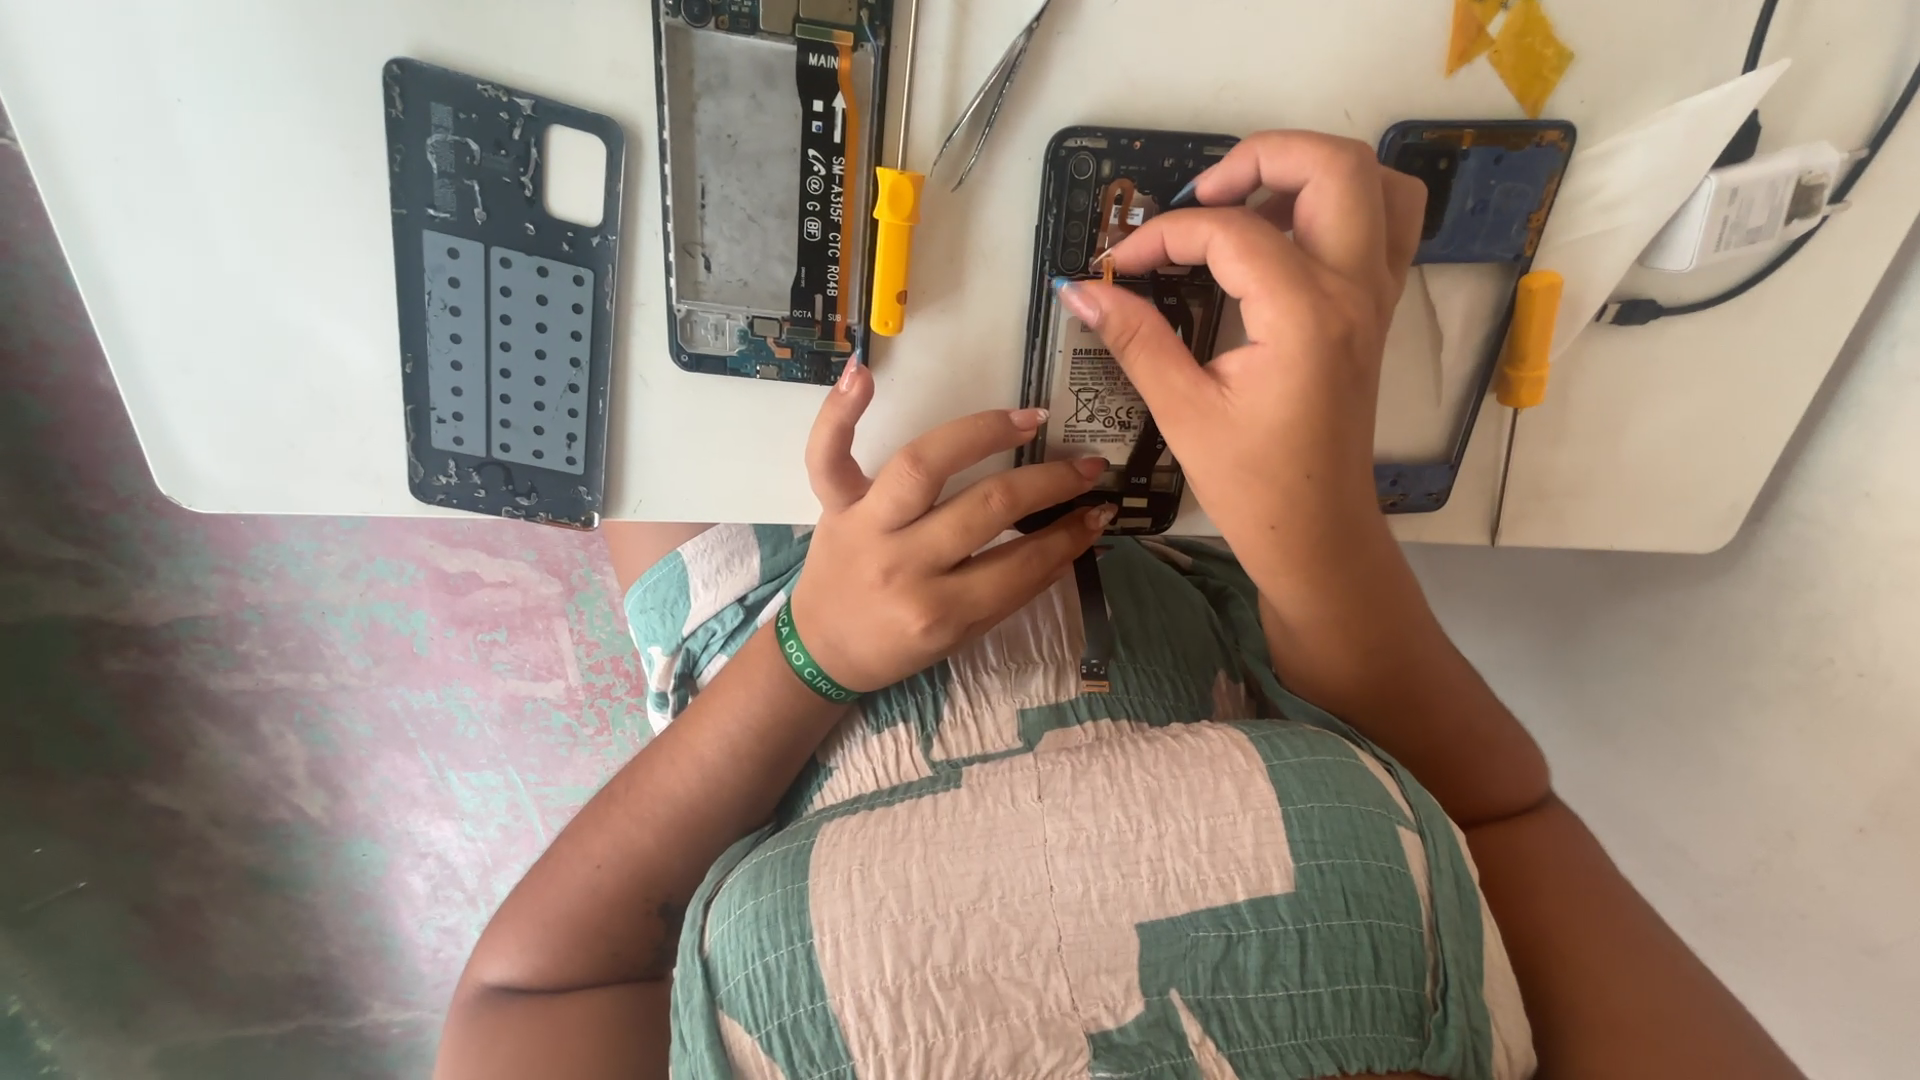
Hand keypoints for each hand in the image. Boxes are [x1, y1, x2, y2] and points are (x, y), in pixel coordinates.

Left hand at [788, 364, 1115, 692]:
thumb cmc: (898, 647)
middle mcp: (902, 564)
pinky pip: (826, 456)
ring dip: (982, 434)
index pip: (1020, 564)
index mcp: (938, 610)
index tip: (1099, 510)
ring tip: (1027, 419)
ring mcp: (864, 527)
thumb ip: (1011, 590)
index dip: (1068, 535)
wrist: (822, 652)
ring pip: (923, 466)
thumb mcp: (962, 635)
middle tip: (1087, 466)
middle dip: (1048, 482)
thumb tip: (1069, 543)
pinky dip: (838, 414)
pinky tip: (862, 373)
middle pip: (985, 507)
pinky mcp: (831, 506)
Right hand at [1055, 131, 1424, 581]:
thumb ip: (1135, 339)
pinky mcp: (1375, 312)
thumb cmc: (1251, 484)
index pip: (1232, 232)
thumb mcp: (1183, 411)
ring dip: (1310, 174)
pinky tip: (1285, 240)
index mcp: (1303, 315)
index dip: (1164, 235)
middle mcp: (1353, 289)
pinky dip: (1340, 207)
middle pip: (1334, 166)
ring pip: (1376, 185)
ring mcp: (1375, 297)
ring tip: (1247, 208)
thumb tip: (1080, 290)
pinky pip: (1383, 225)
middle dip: (1258, 157)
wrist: (1316, 532)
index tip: (1118, 265)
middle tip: (1198, 199)